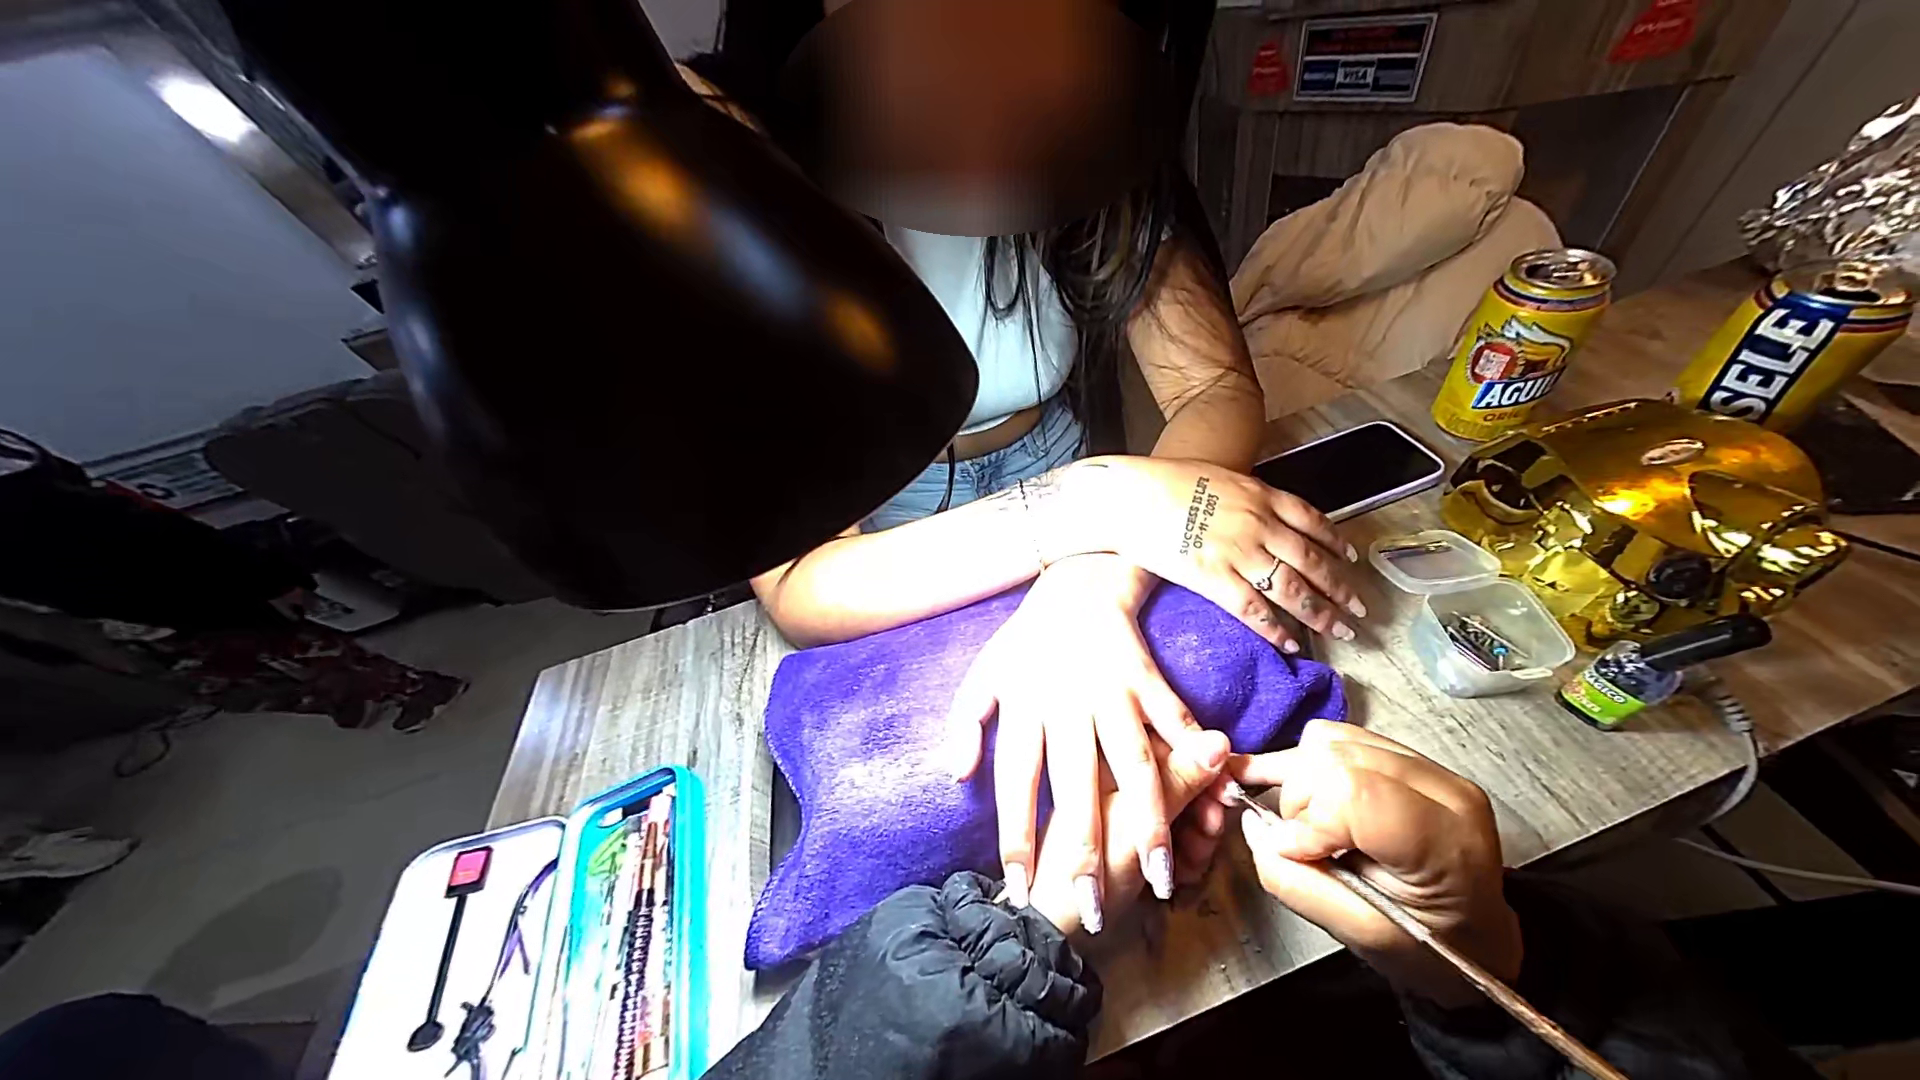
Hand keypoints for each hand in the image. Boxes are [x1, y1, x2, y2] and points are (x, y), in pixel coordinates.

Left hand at [944, 554, 1206, 928]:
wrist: (1074, 583)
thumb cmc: (1026, 638)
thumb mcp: (984, 672)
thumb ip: (965, 722)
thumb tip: (955, 773)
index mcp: (1023, 706)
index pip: (1015, 780)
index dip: (1015, 835)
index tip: (1020, 887)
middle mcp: (1066, 704)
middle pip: (1076, 784)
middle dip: (1084, 848)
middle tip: (1090, 906)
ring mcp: (1109, 690)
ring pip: (1133, 762)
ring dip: (1149, 818)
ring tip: (1160, 873)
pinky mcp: (1145, 675)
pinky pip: (1172, 716)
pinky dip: (1192, 752)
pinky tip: (1213, 790)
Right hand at [1046, 457, 1364, 653]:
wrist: (1130, 493)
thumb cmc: (1162, 480)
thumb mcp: (1214, 475)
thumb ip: (1240, 494)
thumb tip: (1251, 509)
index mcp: (1260, 494)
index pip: (1313, 521)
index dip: (1336, 543)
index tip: (1350, 559)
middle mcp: (1259, 524)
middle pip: (1312, 561)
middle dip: (1340, 589)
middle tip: (1360, 610)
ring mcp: (1238, 552)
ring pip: (1292, 588)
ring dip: (1321, 613)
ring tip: (1340, 631)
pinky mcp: (1212, 577)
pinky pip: (1254, 608)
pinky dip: (1276, 629)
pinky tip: (1292, 643)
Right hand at [1233, 721, 1521, 1006]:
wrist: (1469, 927)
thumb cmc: (1427, 942)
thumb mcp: (1356, 933)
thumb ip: (1292, 880)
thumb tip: (1255, 825)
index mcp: (1444, 845)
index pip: (1355, 793)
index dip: (1308, 818)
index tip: (1296, 850)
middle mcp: (1440, 790)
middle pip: (1331, 760)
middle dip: (1297, 800)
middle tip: (1302, 841)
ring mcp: (1423, 764)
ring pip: (1325, 741)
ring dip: (1297, 777)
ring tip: (1304, 817)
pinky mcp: (1400, 751)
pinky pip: (1332, 735)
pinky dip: (1305, 761)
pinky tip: (1304, 789)